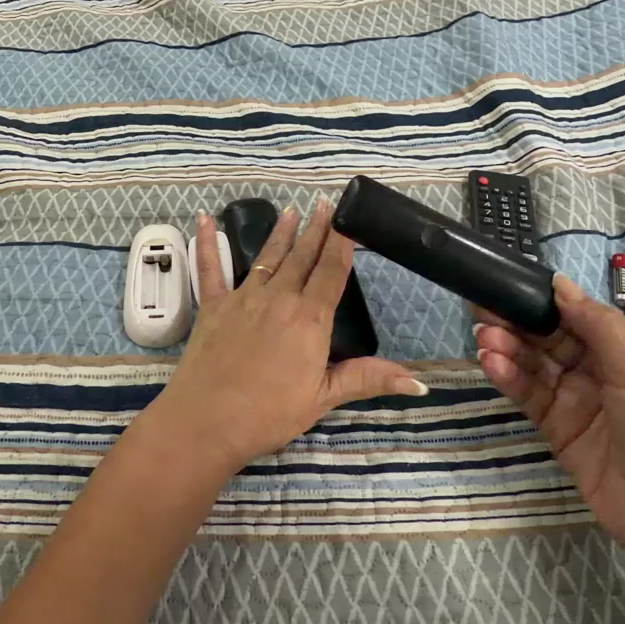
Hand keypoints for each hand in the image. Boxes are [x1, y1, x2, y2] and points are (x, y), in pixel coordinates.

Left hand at [144, 200, 428, 475]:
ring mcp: (243, 299)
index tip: (347, 219)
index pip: (331, 273)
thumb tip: (418, 382)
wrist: (208, 420)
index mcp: (309, 319)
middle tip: (325, 203)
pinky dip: (208, 242)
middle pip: (302, 257)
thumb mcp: (323, 398)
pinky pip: (210, 268)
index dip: (341, 244)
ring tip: (291, 210)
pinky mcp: (212, 306)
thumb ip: (366, 379)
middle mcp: (278, 299)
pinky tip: (205, 219)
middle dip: (316, 230)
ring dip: (280, 232)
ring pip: (267, 258)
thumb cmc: (269, 413)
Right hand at [474, 276, 624, 552]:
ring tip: (483, 340)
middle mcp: (600, 372)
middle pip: (549, 339)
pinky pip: (528, 396)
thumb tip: (558, 282)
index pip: (577, 317)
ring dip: (507, 348)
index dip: (544, 301)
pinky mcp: (558, 431)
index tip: (507, 285)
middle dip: (517, 323)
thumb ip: (596, 322)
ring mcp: (577, 402)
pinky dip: (508, 378)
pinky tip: (490, 364)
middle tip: (481, 312)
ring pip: (533, 365)